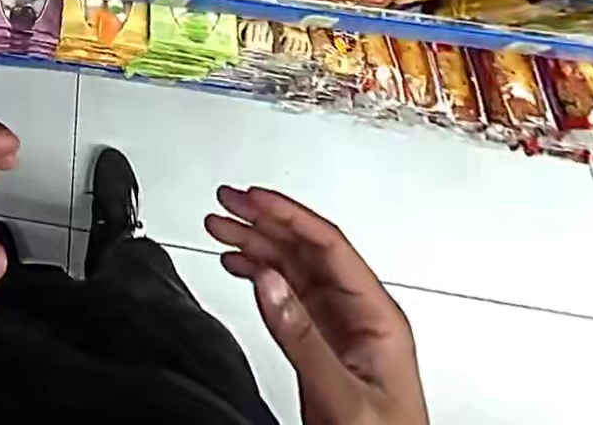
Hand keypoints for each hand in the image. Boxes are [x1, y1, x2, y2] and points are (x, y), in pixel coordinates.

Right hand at [205, 186, 426, 424]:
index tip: (252, 196)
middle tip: (225, 200)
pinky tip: (233, 260)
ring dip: (251, 238)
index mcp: (376, 316)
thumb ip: (302, 337)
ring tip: (217, 224)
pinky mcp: (315, 335)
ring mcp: (335, 322)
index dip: (287, 213)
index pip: (328, 244)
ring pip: (288, 260)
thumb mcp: (344, 395)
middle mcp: (355, 311)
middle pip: (304, 245)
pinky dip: (252, 265)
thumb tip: (266, 279)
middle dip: (261, 218)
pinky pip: (280, 284)